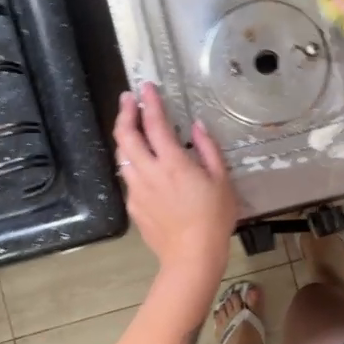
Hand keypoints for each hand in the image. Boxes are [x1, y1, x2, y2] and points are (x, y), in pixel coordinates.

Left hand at [112, 82, 237, 276]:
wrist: (191, 256)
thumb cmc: (214, 218)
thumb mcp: (221, 180)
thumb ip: (208, 149)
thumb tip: (197, 127)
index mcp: (173, 163)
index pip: (155, 124)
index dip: (150, 102)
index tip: (146, 87)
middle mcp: (149, 172)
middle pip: (126, 135)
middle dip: (125, 112)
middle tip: (128, 99)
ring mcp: (137, 189)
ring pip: (122, 156)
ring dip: (124, 136)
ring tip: (130, 126)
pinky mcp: (133, 205)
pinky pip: (128, 178)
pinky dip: (131, 164)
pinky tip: (141, 165)